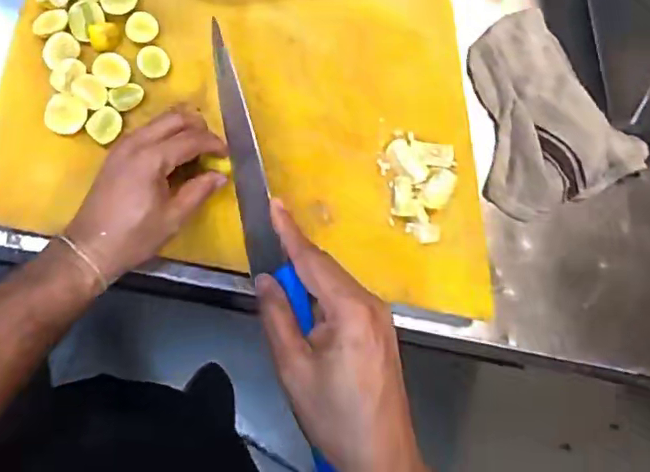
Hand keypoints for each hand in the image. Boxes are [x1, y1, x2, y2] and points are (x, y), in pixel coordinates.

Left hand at [62, 109, 226, 282]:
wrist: (90, 247)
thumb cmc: (133, 237)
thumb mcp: (172, 219)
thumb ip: (198, 191)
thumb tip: (220, 175)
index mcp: (151, 157)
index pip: (190, 138)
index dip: (213, 143)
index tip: (227, 154)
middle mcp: (137, 142)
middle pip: (175, 118)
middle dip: (198, 126)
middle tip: (212, 147)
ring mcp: (124, 143)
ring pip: (159, 120)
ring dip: (181, 126)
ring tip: (196, 149)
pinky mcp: (117, 151)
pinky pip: (147, 129)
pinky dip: (164, 132)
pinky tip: (172, 153)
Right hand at [257, 200, 425, 471]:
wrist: (383, 462)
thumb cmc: (335, 417)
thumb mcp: (294, 369)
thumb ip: (277, 317)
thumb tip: (265, 279)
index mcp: (350, 309)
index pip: (312, 259)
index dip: (289, 231)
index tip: (275, 203)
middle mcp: (370, 304)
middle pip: (325, 268)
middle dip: (295, 259)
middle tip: (266, 246)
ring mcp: (380, 317)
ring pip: (335, 283)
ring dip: (308, 281)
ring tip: (283, 290)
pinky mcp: (381, 330)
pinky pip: (345, 297)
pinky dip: (322, 295)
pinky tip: (308, 309)